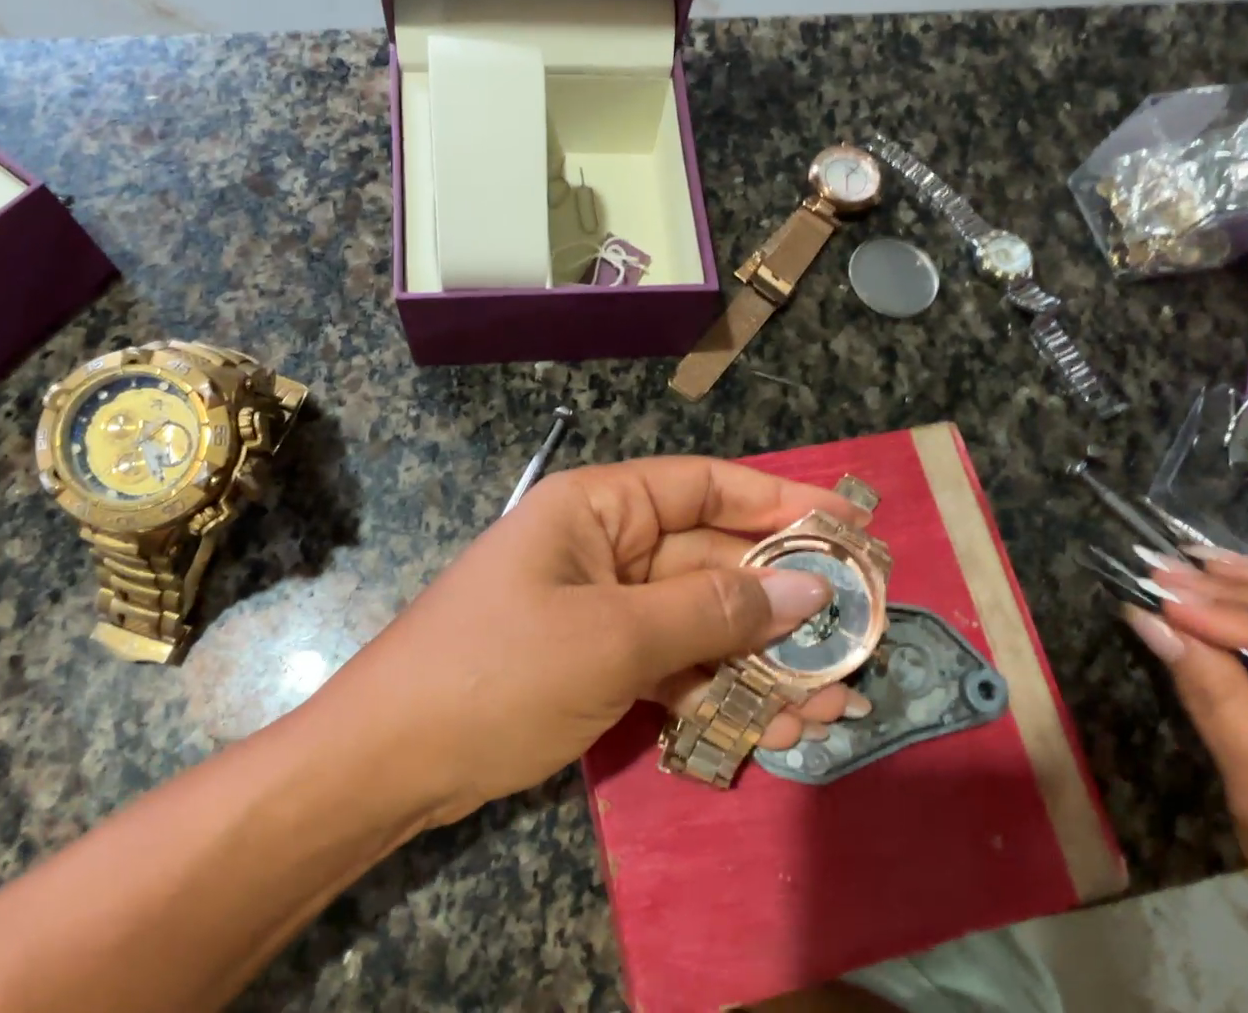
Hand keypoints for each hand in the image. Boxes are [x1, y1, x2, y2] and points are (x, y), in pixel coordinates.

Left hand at [321, 458, 873, 825]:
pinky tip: (771, 725)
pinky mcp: (594, 666)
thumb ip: (713, 611)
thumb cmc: (499, 672)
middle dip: (781, 605)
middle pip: (710, 561)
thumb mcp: (614, 638)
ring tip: (828, 702)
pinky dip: (716, 693)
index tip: (849, 530)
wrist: (392, 761)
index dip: (779, 504)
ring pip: (697, 623)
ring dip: (759, 662)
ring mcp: (599, 611)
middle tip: (856, 640)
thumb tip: (808, 589)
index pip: (704, 486)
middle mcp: (602, 548)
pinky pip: (670, 666)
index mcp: (596, 508)